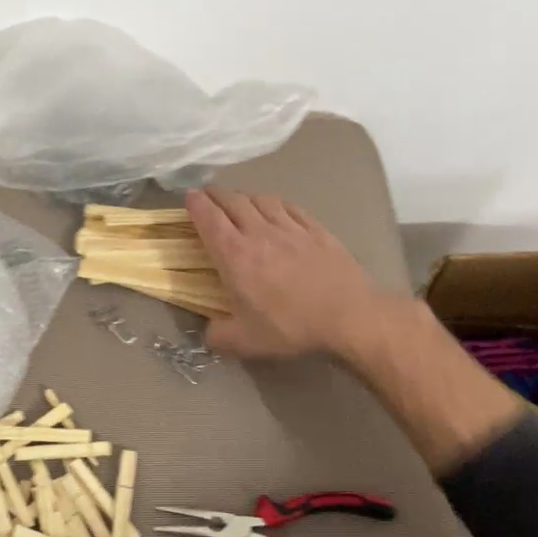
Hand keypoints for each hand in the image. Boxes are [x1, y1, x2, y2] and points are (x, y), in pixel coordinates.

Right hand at [186, 188, 387, 358]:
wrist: (349, 316)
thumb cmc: (290, 327)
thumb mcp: (243, 342)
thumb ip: (218, 334)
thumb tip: (209, 331)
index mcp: (235, 256)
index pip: (209, 219)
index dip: (195, 204)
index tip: (188, 197)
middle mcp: (260, 233)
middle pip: (233, 201)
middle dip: (216, 194)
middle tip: (207, 195)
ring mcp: (291, 229)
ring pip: (262, 199)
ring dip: (245, 196)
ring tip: (239, 201)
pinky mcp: (317, 231)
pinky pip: (290, 207)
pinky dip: (275, 203)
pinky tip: (275, 208)